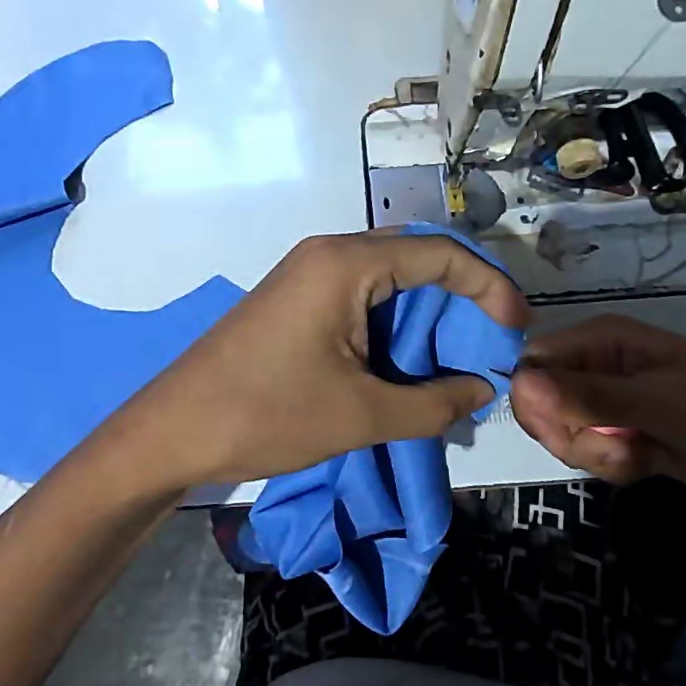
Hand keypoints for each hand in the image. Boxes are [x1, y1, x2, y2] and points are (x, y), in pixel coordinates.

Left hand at [110, 230, 527, 487]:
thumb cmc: (266, 415)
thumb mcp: (361, 416)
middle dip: (460, 298)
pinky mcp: (296, 298)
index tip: (515, 328)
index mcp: (346, 263)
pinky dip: (394, 323)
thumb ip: (434, 404)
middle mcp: (329, 253)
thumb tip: (481, 389)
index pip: (441, 253)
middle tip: (487, 345)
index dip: (489, 286)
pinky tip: (405, 361)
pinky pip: (362, 296)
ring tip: (453, 360)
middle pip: (416, 258)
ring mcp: (308, 273)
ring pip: (389, 278)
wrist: (169, 432)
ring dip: (426, 314)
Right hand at [509, 315, 685, 504]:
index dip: (534, 396)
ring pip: (563, 432)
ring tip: (638, 454)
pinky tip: (648, 463)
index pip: (536, 360)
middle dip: (568, 432)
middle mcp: (598, 367)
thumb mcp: (656, 401)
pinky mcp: (623, 436)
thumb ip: (587, 395)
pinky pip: (590, 453)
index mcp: (603, 340)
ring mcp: (610, 404)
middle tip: (609, 444)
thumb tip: (519, 382)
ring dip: (595, 454)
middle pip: (542, 401)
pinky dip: (612, 466)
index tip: (557, 428)